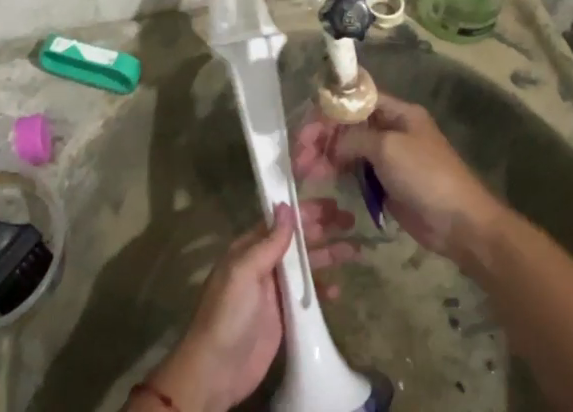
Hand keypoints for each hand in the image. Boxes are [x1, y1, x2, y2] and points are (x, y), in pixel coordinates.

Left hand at [142, 201, 358, 411]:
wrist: (218, 368)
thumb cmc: (228, 313)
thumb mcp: (244, 272)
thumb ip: (267, 242)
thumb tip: (286, 207)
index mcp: (248, 249)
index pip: (280, 222)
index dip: (304, 212)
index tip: (330, 203)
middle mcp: (262, 265)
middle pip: (296, 241)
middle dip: (321, 229)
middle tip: (350, 219)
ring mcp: (274, 291)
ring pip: (305, 267)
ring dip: (328, 256)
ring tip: (354, 250)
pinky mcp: (284, 316)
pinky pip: (307, 297)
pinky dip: (322, 290)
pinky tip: (337, 291)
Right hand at [293, 92, 502, 260]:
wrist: (460, 223)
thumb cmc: (426, 176)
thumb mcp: (388, 148)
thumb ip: (354, 138)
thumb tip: (332, 145)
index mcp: (398, 112)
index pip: (356, 99)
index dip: (329, 109)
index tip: (307, 128)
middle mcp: (392, 130)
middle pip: (348, 124)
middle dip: (322, 137)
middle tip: (299, 157)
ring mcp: (389, 157)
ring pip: (348, 148)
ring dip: (325, 156)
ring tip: (305, 172)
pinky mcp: (386, 183)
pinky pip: (355, 171)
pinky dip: (337, 172)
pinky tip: (321, 179)